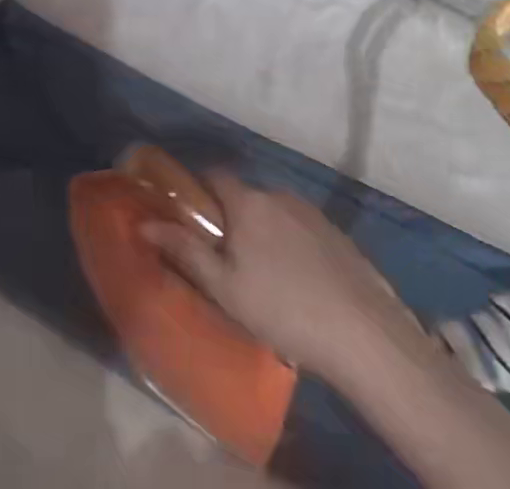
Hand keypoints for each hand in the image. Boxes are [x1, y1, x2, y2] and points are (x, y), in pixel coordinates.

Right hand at [142, 172, 431, 381]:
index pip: (214, 174)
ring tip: (262, 273)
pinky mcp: (338, 235)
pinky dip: (290, 243)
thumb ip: (185, 250)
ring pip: (274, 212)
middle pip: (244, 195)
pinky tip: (297, 280)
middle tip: (224, 257)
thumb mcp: (224, 287)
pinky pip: (301, 228)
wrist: (364, 335)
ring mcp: (313, 213)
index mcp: (248, 202)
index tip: (190, 217)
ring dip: (262, 230)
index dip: (198, 190)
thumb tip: (145, 224)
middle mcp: (280, 196)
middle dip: (230, 216)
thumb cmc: (282, 309)